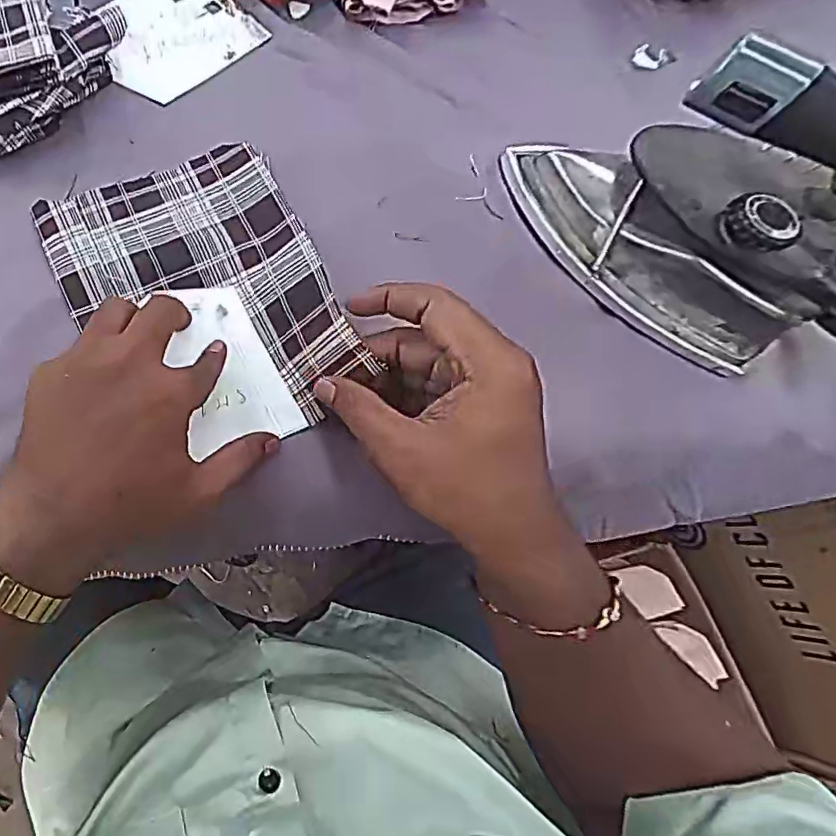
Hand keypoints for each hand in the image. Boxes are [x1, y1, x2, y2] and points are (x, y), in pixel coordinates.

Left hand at [0, 296, 278, 594]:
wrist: (53, 514)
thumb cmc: (130, 506)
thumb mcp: (197, 493)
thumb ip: (238, 462)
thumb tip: (270, 440)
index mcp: (171, 392)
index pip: (204, 361)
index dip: (213, 356)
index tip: (214, 354)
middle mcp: (132, 363)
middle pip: (160, 311)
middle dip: (176, 313)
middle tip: (178, 326)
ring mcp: (87, 360)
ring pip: (115, 310)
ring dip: (133, 317)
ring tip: (135, 335)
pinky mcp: (52, 370)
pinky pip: (78, 344)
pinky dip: (93, 351)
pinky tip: (93, 375)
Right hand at [315, 284, 575, 561]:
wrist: (513, 536)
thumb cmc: (466, 492)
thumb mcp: (400, 448)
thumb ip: (357, 408)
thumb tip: (323, 382)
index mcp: (490, 361)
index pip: (436, 306)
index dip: (389, 299)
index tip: (350, 309)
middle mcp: (497, 363)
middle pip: (427, 338)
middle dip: (378, 353)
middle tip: (334, 371)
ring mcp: (492, 384)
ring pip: (429, 362)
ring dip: (387, 376)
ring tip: (346, 392)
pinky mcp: (483, 405)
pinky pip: (437, 384)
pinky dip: (404, 392)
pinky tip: (371, 407)